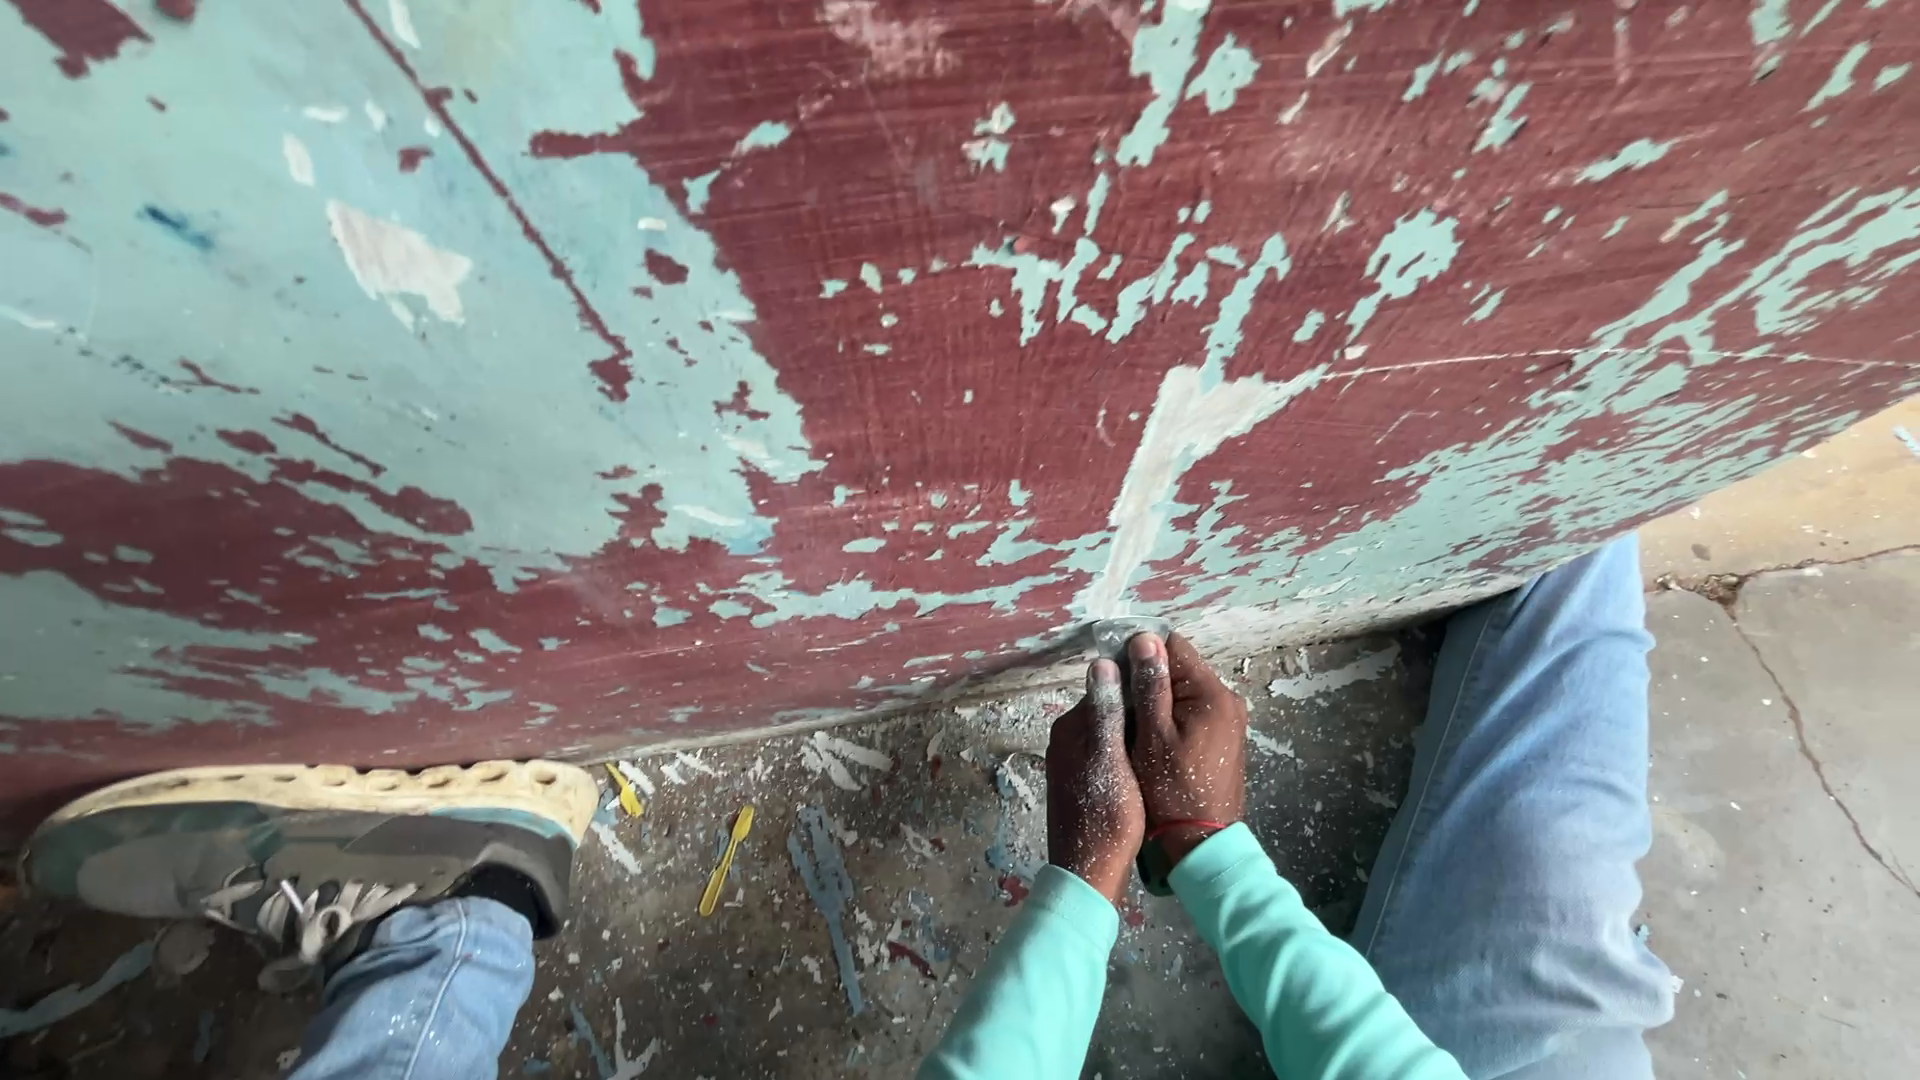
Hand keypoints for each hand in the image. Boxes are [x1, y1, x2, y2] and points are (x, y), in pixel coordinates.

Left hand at [1046, 658, 1146, 904]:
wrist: (1090, 872)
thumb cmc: (1106, 815)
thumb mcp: (1111, 759)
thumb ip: (1106, 712)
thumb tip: (1102, 662)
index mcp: (1070, 729)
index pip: (1105, 691)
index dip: (1136, 686)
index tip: (1169, 686)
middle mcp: (1066, 740)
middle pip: (1108, 712)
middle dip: (1137, 710)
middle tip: (1176, 712)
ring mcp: (1073, 763)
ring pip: (1111, 735)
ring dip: (1135, 733)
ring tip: (1169, 736)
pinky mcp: (1084, 783)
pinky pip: (1110, 755)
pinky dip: (1129, 754)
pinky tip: (1151, 762)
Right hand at [1127, 632, 1247, 865]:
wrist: (1202, 842)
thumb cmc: (1172, 789)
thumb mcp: (1152, 735)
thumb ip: (1148, 685)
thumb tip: (1144, 638)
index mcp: (1212, 694)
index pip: (1174, 645)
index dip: (1140, 650)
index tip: (1114, 670)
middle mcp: (1227, 699)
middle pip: (1178, 666)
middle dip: (1146, 677)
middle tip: (1118, 701)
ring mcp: (1228, 718)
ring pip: (1182, 688)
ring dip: (1155, 696)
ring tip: (1131, 720)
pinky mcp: (1223, 735)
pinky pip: (1190, 708)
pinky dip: (1168, 713)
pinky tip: (1149, 733)